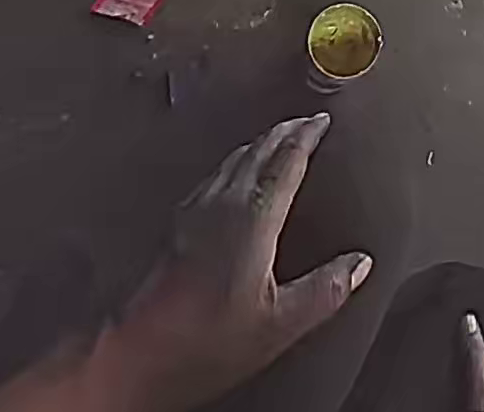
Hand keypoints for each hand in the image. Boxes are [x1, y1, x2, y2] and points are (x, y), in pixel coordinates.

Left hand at [99, 114, 371, 411]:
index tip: (323, 120)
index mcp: (253, 217)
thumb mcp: (278, 324)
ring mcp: (194, 213)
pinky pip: (215, 175)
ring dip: (261, 143)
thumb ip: (325, 290)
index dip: (308, 134)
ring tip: (277, 138)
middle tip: (306, 121)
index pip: (288, 159)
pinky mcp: (174, 227)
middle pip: (260, 150)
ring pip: (235, 159)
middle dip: (286, 130)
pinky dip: (238, 161)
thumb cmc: (200, 343)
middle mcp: (223, 204)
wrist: (123, 364)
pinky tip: (235, 172)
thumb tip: (360, 264)